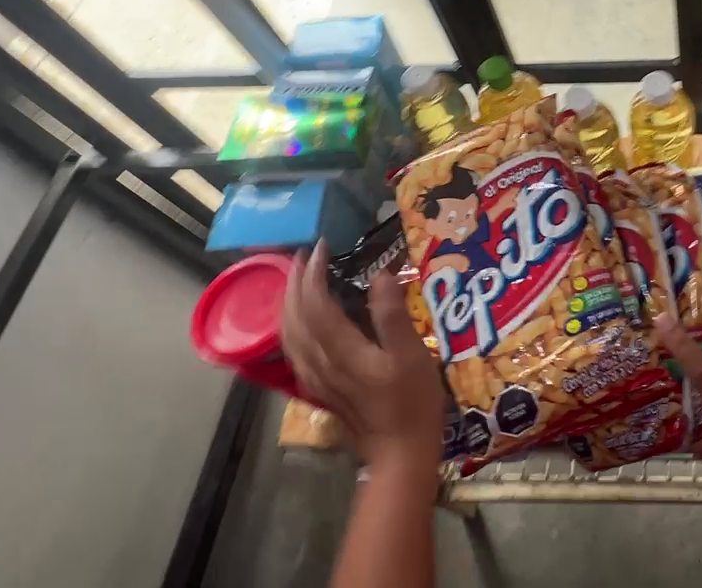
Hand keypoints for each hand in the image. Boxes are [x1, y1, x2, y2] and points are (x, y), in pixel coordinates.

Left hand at [281, 242, 445, 473]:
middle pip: (294, 316)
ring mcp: (316, 378)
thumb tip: (380, 275)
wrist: (398, 454)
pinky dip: (293, 325)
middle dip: (297, 282)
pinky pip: (295, 348)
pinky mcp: (320, 388)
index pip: (315, 303)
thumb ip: (391, 314)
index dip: (314, 273)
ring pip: (289, 333)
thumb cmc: (412, 402)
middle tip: (308, 254)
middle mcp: (319, 362)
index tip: (322, 246)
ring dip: (291, 301)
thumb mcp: (411, 356)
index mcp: (340, 350)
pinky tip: (304, 320)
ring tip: (302, 279)